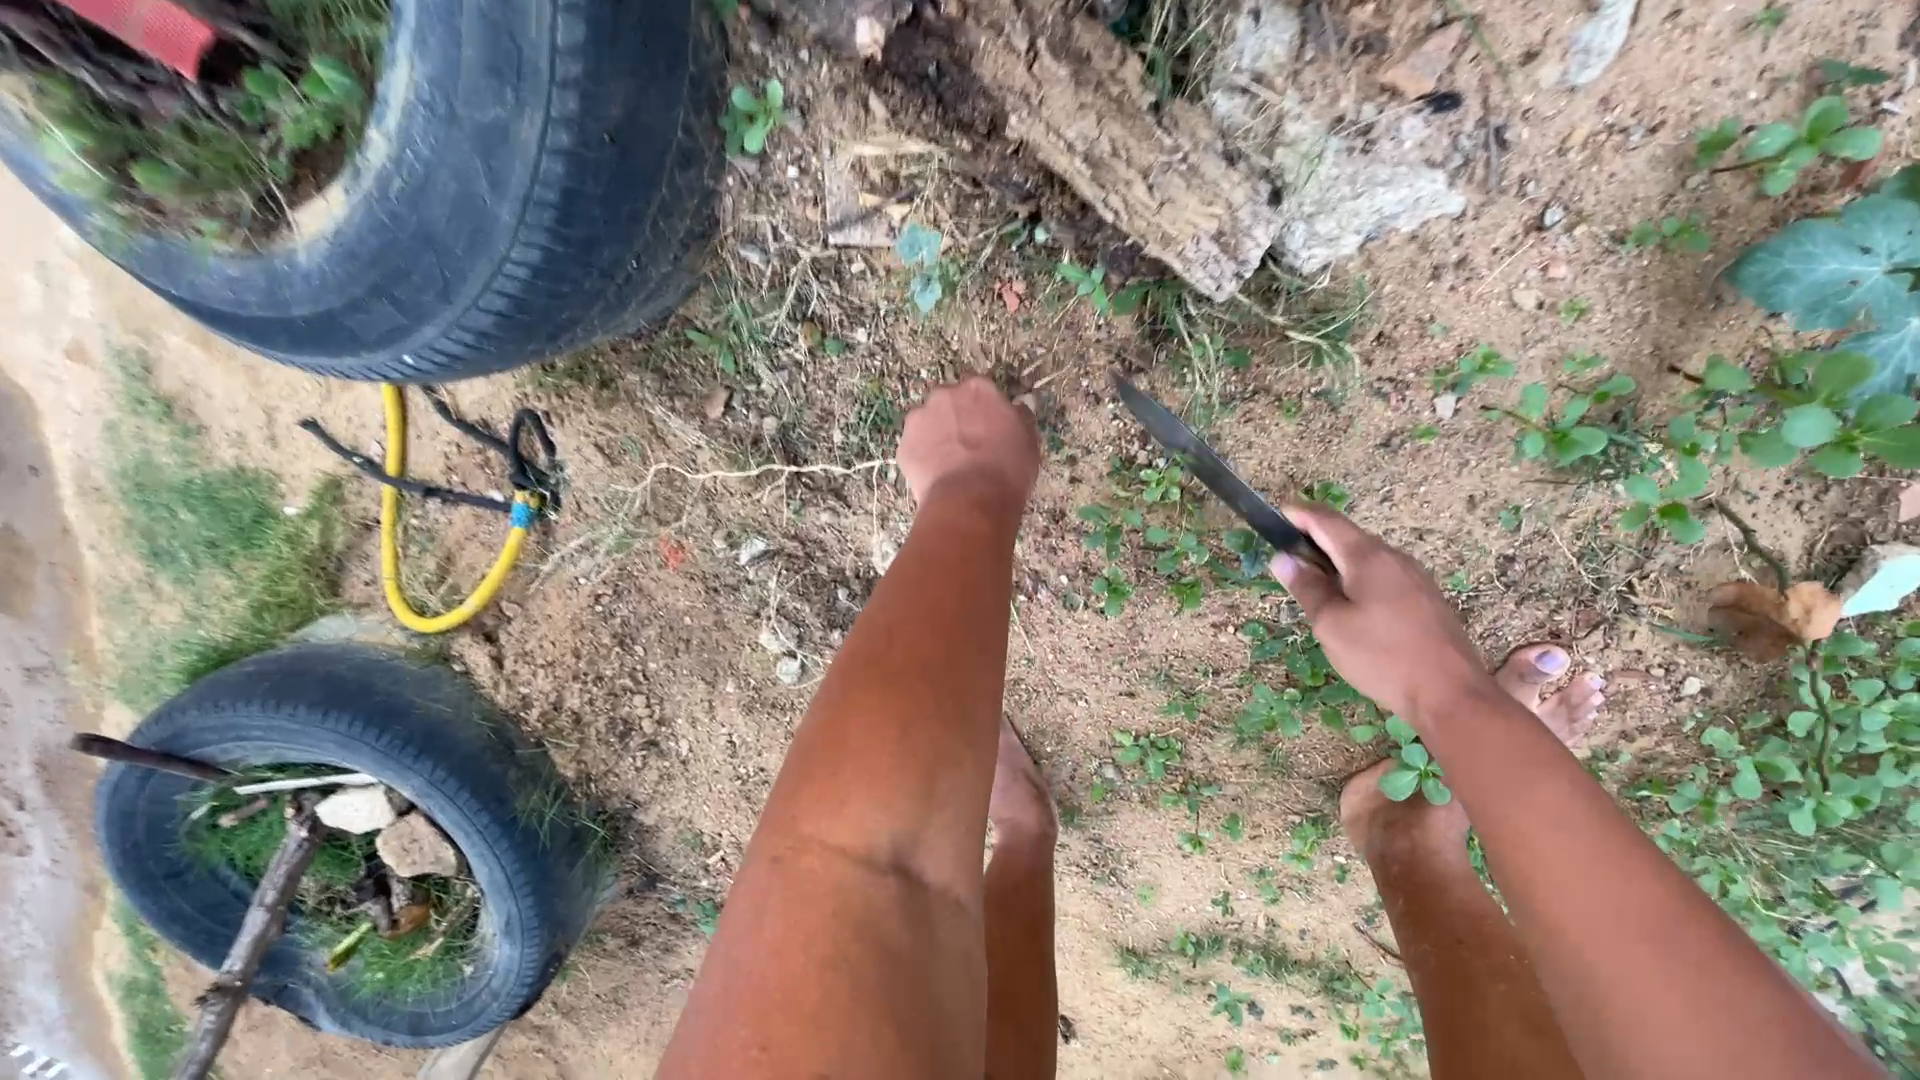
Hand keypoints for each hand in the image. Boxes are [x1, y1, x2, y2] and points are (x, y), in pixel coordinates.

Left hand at [897, 377, 1040, 512]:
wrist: (970, 501)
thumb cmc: (1007, 471)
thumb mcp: (1028, 442)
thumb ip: (1019, 418)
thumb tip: (1016, 409)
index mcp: (979, 389)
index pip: (979, 391)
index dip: (983, 411)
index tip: (988, 427)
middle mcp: (946, 396)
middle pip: (949, 402)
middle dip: (956, 419)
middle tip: (967, 446)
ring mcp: (920, 419)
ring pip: (928, 423)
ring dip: (936, 436)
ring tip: (950, 464)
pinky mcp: (904, 444)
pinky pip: (914, 447)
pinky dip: (923, 457)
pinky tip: (936, 475)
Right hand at [1269, 503, 1493, 720]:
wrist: (1450, 694)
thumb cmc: (1382, 656)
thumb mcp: (1331, 624)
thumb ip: (1307, 588)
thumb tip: (1283, 559)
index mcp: (1368, 557)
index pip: (1327, 521)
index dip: (1300, 514)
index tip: (1276, 514)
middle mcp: (1395, 558)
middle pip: (1349, 537)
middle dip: (1316, 540)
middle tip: (1287, 557)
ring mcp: (1415, 578)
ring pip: (1368, 558)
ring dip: (1337, 562)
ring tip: (1313, 583)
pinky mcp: (1425, 599)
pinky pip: (1383, 576)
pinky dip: (1358, 578)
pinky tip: (1349, 603)